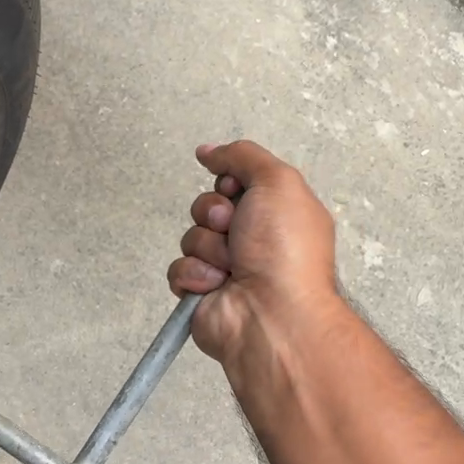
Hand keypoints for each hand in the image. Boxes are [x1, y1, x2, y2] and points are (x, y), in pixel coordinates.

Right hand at [167, 141, 343, 365]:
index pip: (235, 182)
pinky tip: (215, 285)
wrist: (271, 312)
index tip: (235, 189)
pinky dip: (194, 275)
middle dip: (214, 214)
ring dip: (208, 247)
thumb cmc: (284, 249)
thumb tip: (209, 150)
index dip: (228, 182)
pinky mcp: (201, 293)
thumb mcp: (278, 181)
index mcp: (276, 212)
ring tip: (230, 266)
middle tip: (234, 230)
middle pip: (208, 207)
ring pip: (192, 238)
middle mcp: (252, 239)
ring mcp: (226, 268)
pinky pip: (179, 270)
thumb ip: (243, 156)